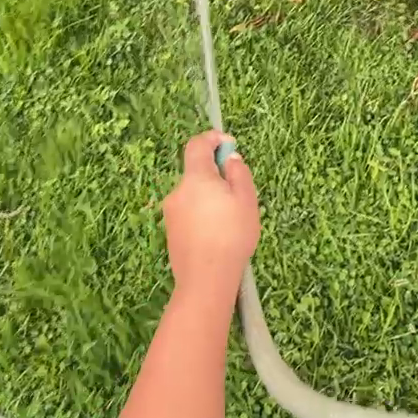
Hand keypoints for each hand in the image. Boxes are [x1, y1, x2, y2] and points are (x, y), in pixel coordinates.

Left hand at [163, 130, 259, 301]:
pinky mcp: (171, 231)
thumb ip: (238, 173)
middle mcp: (178, 191)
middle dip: (216, 175)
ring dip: (211, 197)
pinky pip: (190, 212)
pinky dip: (203, 214)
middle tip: (238, 193)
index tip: (230, 145)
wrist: (206, 279)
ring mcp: (171, 212)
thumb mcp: (246, 200)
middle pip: (196, 172)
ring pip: (194, 194)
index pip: (197, 144)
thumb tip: (230, 159)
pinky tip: (218, 234)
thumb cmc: (231, 235)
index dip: (213, 139)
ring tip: (231, 220)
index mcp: (196, 177)